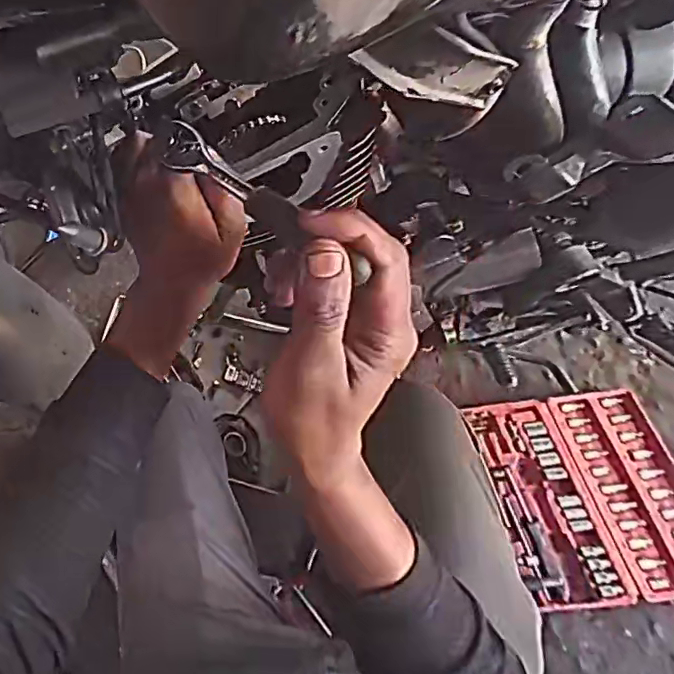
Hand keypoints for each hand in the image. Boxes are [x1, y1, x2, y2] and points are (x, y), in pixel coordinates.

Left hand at [104, 135, 246, 377]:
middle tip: (191, 165)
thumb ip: (225, 187)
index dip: (196, 145)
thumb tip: (212, 162)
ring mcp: (130, 189)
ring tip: (173, 165)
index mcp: (174, 187)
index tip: (204, 160)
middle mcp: (145, 184)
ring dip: (155, 148)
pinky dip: (139, 161)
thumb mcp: (233, 227)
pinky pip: (126, 162)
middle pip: (157, 138)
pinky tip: (157, 174)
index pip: (180, 139)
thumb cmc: (199, 261)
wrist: (170, 283)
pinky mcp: (124, 196)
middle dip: (177, 144)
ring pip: (136, 144)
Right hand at [262, 209, 417, 492]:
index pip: (387, 257)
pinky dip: (301, 270)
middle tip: (292, 244)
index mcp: (389, 330)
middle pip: (367, 250)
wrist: (310, 449)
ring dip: (307, 257)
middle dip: (324, 240)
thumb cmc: (315, 424)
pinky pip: (326, 273)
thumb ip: (322, 308)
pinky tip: (286, 287)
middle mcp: (382, 317)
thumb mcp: (313, 365)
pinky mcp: (341, 312)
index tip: (313, 224)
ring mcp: (363, 314)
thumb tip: (326, 254)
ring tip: (283, 281)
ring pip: (344, 257)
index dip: (351, 230)